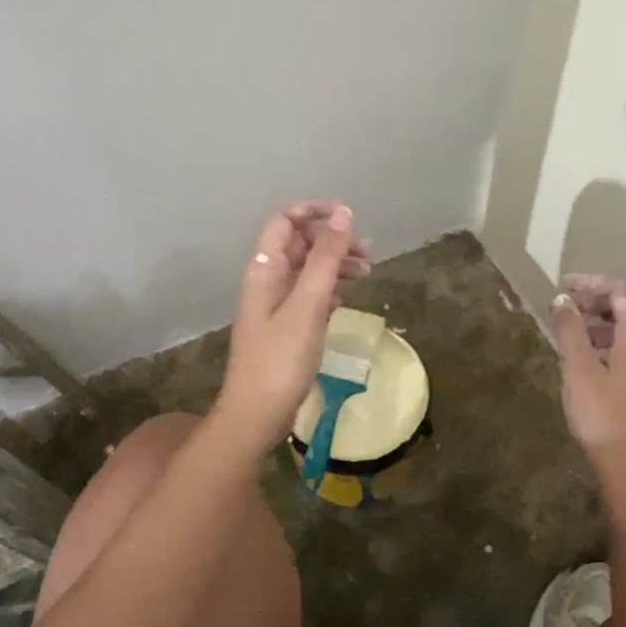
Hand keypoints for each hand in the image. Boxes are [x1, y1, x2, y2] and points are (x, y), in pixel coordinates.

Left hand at [213, 200, 366, 447]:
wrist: (257, 414)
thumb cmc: (280, 360)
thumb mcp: (307, 305)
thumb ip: (325, 258)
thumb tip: (344, 214)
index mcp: (265, 269)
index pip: (285, 221)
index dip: (315, 212)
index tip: (350, 219)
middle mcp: (267, 280)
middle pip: (299, 243)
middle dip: (332, 239)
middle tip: (368, 251)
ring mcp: (276, 304)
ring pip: (307, 269)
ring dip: (336, 263)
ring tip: (367, 271)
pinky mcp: (286, 327)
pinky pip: (309, 294)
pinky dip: (330, 288)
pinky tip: (347, 297)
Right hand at [552, 273, 625, 475]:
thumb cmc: (602, 413)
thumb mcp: (579, 368)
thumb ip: (570, 330)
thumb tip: (563, 300)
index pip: (620, 291)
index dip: (590, 283)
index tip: (561, 285)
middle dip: (593, 301)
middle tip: (560, 306)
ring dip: (597, 323)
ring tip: (565, 329)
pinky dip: (604, 342)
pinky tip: (581, 355)